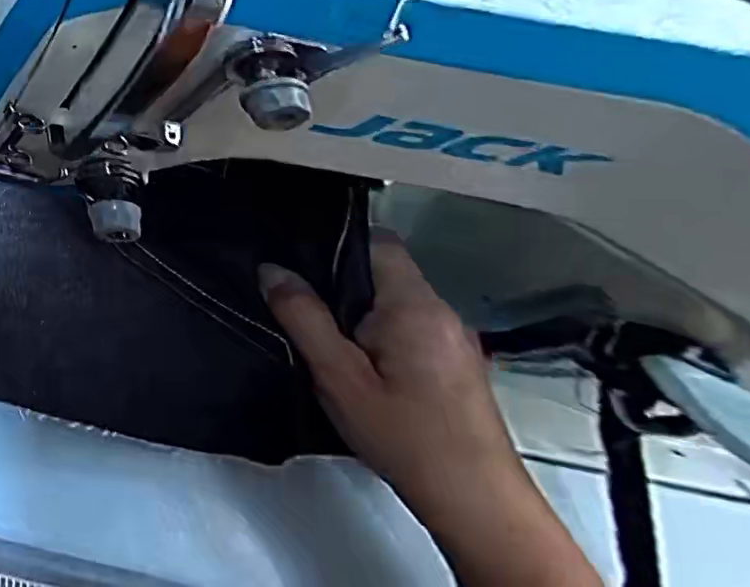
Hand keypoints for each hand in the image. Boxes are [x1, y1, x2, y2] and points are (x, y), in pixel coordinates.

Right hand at [262, 237, 600, 586]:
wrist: (478, 507)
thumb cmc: (405, 435)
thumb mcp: (338, 377)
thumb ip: (303, 317)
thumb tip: (271, 269)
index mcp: (415, 304)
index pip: (378, 241)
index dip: (338, 241)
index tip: (300, 258)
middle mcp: (442, 311)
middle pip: (384, 271)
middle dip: (342, 281)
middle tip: (301, 301)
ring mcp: (455, 339)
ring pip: (395, 301)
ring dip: (360, 310)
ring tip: (324, 333)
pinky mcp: (458, 365)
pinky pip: (410, 326)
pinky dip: (381, 332)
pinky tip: (361, 363)